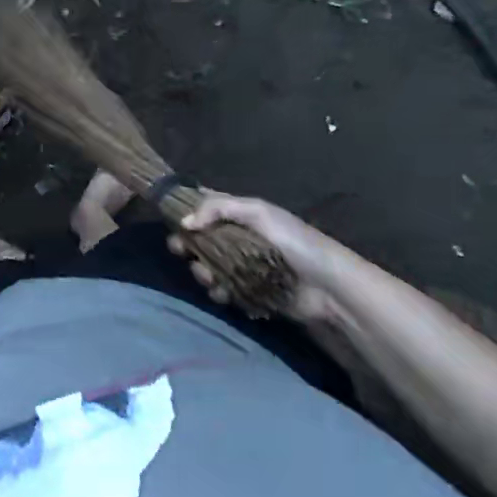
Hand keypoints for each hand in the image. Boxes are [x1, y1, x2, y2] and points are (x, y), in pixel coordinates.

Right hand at [168, 191, 354, 322]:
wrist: (329, 287)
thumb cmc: (295, 242)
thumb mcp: (257, 212)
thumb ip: (217, 209)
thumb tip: (184, 223)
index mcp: (240, 214)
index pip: (205, 204)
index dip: (185, 206)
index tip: (167, 214)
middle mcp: (238, 237)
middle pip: (200, 237)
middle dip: (186, 243)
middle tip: (179, 249)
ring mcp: (242, 265)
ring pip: (207, 264)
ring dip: (201, 270)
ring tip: (207, 276)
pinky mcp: (248, 290)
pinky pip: (222, 288)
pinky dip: (217, 290)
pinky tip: (222, 292)